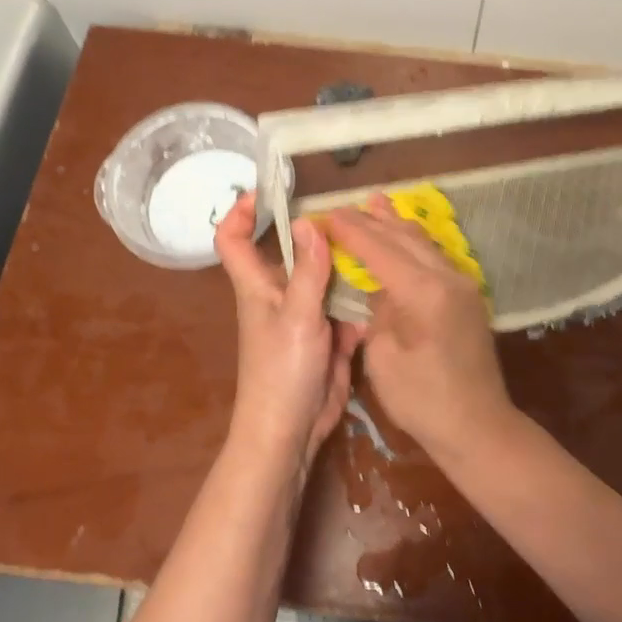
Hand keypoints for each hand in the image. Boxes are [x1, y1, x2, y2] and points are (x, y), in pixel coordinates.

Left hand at [216, 194, 363, 462]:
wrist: (293, 431)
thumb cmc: (281, 372)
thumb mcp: (297, 317)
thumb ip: (307, 271)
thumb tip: (311, 221)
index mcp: (258, 285)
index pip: (233, 238)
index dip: (242, 211)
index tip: (269, 190)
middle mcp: (280, 293)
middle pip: (292, 251)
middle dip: (319, 230)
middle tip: (354, 209)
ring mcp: (307, 315)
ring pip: (326, 277)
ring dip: (348, 263)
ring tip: (381, 240)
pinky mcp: (329, 335)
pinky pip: (347, 306)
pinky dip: (362, 298)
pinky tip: (388, 284)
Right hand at [322, 197, 517, 455]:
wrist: (478, 426)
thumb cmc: (422, 400)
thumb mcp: (383, 356)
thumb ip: (376, 311)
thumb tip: (373, 286)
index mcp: (423, 292)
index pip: (379, 248)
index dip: (350, 231)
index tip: (324, 215)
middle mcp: (448, 277)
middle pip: (403, 238)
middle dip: (370, 221)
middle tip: (340, 209)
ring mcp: (463, 284)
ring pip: (423, 242)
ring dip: (395, 224)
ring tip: (373, 203)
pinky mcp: (467, 296)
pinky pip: (434, 257)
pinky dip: (412, 243)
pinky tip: (402, 236)